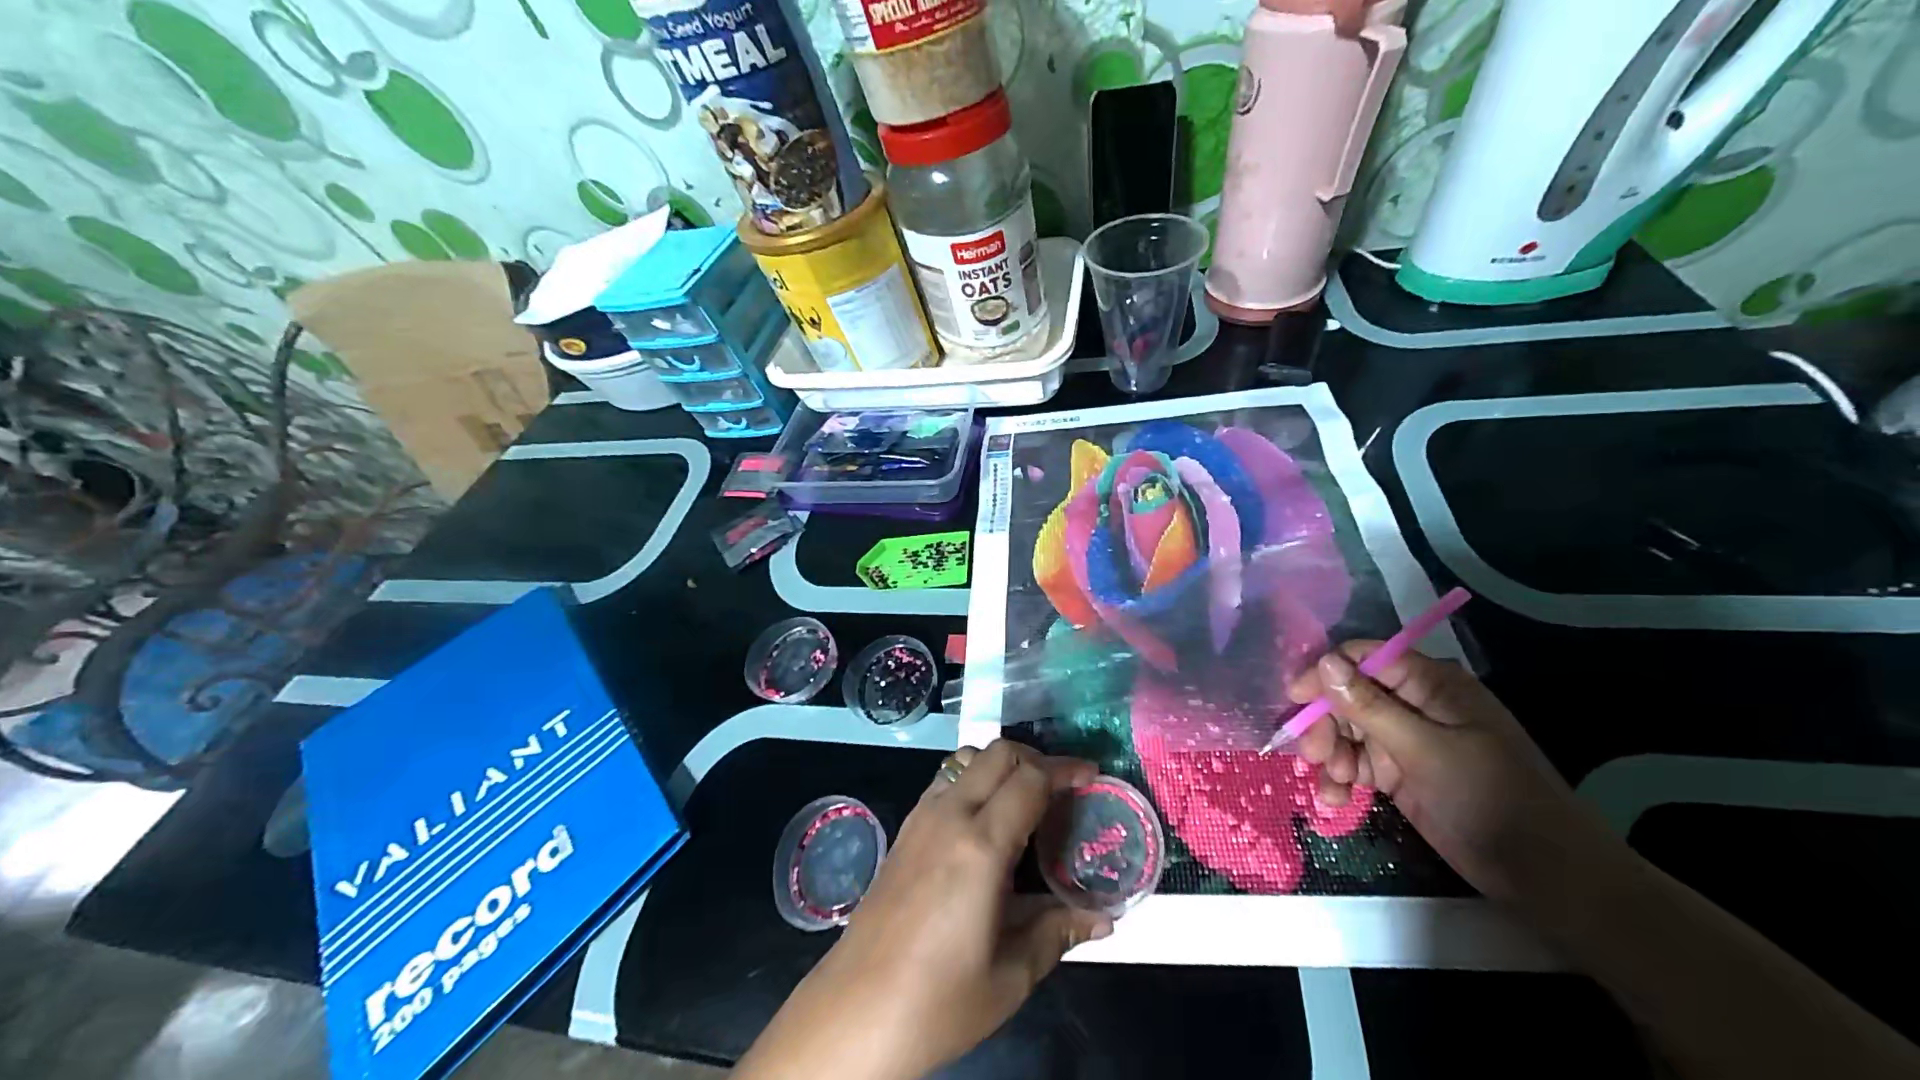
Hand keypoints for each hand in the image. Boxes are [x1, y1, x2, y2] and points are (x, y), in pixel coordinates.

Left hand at [733, 741, 1112, 1079]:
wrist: (855, 1011)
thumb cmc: (939, 999)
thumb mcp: (1011, 975)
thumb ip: (1058, 932)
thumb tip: (1102, 918)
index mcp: (980, 845)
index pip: (1030, 779)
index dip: (1066, 770)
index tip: (1091, 777)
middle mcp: (948, 816)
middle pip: (997, 754)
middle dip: (1037, 758)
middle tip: (1064, 787)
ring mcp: (920, 819)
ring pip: (967, 760)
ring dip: (1002, 766)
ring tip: (1028, 800)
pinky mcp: (903, 831)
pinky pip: (945, 782)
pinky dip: (974, 781)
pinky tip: (987, 822)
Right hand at [1288, 642, 1604, 903]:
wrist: (1543, 875)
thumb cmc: (1489, 797)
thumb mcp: (1424, 750)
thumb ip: (1369, 706)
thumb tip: (1324, 660)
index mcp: (1430, 684)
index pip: (1363, 659)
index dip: (1326, 673)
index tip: (1295, 699)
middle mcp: (1414, 704)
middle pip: (1347, 697)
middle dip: (1325, 724)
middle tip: (1313, 755)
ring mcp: (1407, 740)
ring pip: (1347, 732)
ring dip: (1330, 756)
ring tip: (1332, 785)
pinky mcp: (1401, 773)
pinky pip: (1356, 764)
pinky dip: (1340, 779)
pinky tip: (1334, 799)